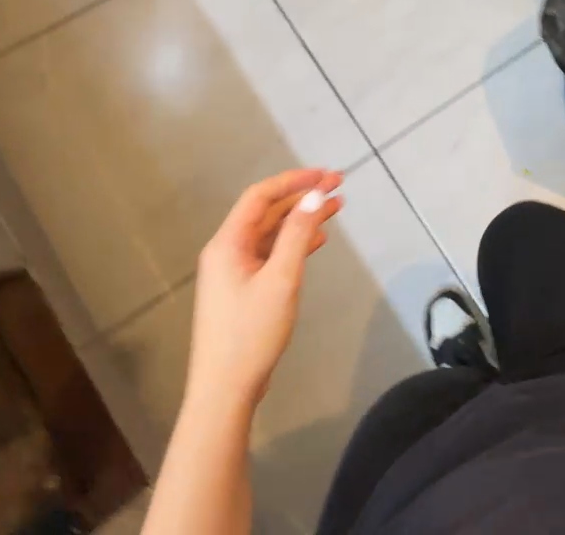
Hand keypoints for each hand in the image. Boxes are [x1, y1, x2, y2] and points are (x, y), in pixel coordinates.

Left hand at [185, 169, 342, 410]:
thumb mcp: (281, 279)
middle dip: (303, 196)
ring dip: (302, 218)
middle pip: (267, 211)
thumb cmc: (251, 332)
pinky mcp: (244, 289)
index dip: (295, 180)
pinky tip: (318, 240)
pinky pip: (271, 253)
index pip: (261, 196)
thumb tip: (315, 195)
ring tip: (338, 208)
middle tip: (339, 186)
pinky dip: (295, 242)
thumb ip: (298, 234)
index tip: (328, 176)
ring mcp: (235, 271)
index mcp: (228, 243)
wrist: (225, 389)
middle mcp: (228, 251)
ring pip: (272, 232)